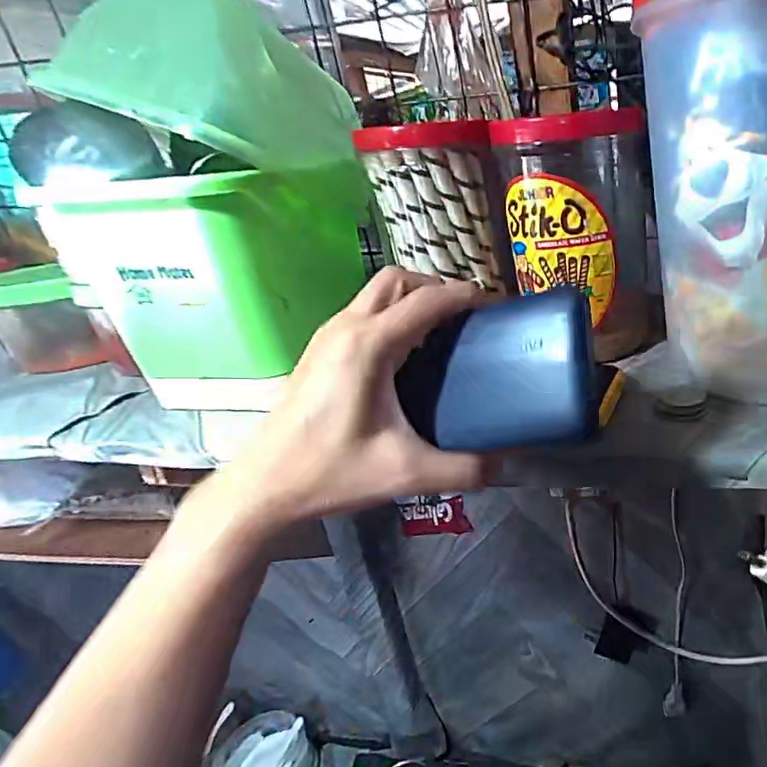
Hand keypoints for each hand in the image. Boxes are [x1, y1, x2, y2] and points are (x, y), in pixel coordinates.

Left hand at [186, 268, 491, 538]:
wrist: (263, 486)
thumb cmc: (332, 471)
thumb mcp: (406, 473)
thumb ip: (464, 469)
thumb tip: (502, 466)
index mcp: (370, 345)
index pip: (427, 300)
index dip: (465, 296)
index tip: (493, 305)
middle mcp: (347, 328)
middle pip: (398, 280)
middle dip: (436, 287)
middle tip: (463, 316)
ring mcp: (328, 335)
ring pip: (377, 291)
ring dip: (411, 297)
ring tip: (440, 329)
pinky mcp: (319, 349)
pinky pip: (364, 310)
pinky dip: (391, 312)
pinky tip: (405, 352)